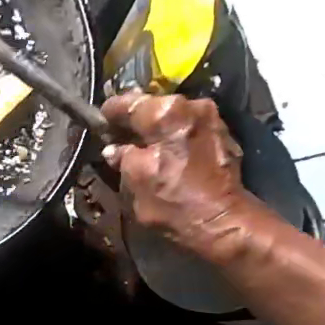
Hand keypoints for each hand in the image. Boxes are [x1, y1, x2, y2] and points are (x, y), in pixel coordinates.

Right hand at [102, 92, 263, 261]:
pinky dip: (176, 137)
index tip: (100, 120)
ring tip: (142, 145)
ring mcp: (211, 118)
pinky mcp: (223, 135)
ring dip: (158, 130)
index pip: (129, 103)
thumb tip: (114, 150)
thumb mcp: (135, 181)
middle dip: (136, 121)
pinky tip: (166, 153)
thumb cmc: (173, 202)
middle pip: (154, 107)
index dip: (110, 112)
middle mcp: (192, 105)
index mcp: (166, 113)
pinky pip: (189, 128)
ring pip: (174, 117)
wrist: (222, 221)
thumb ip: (122, 158)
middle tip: (119, 135)